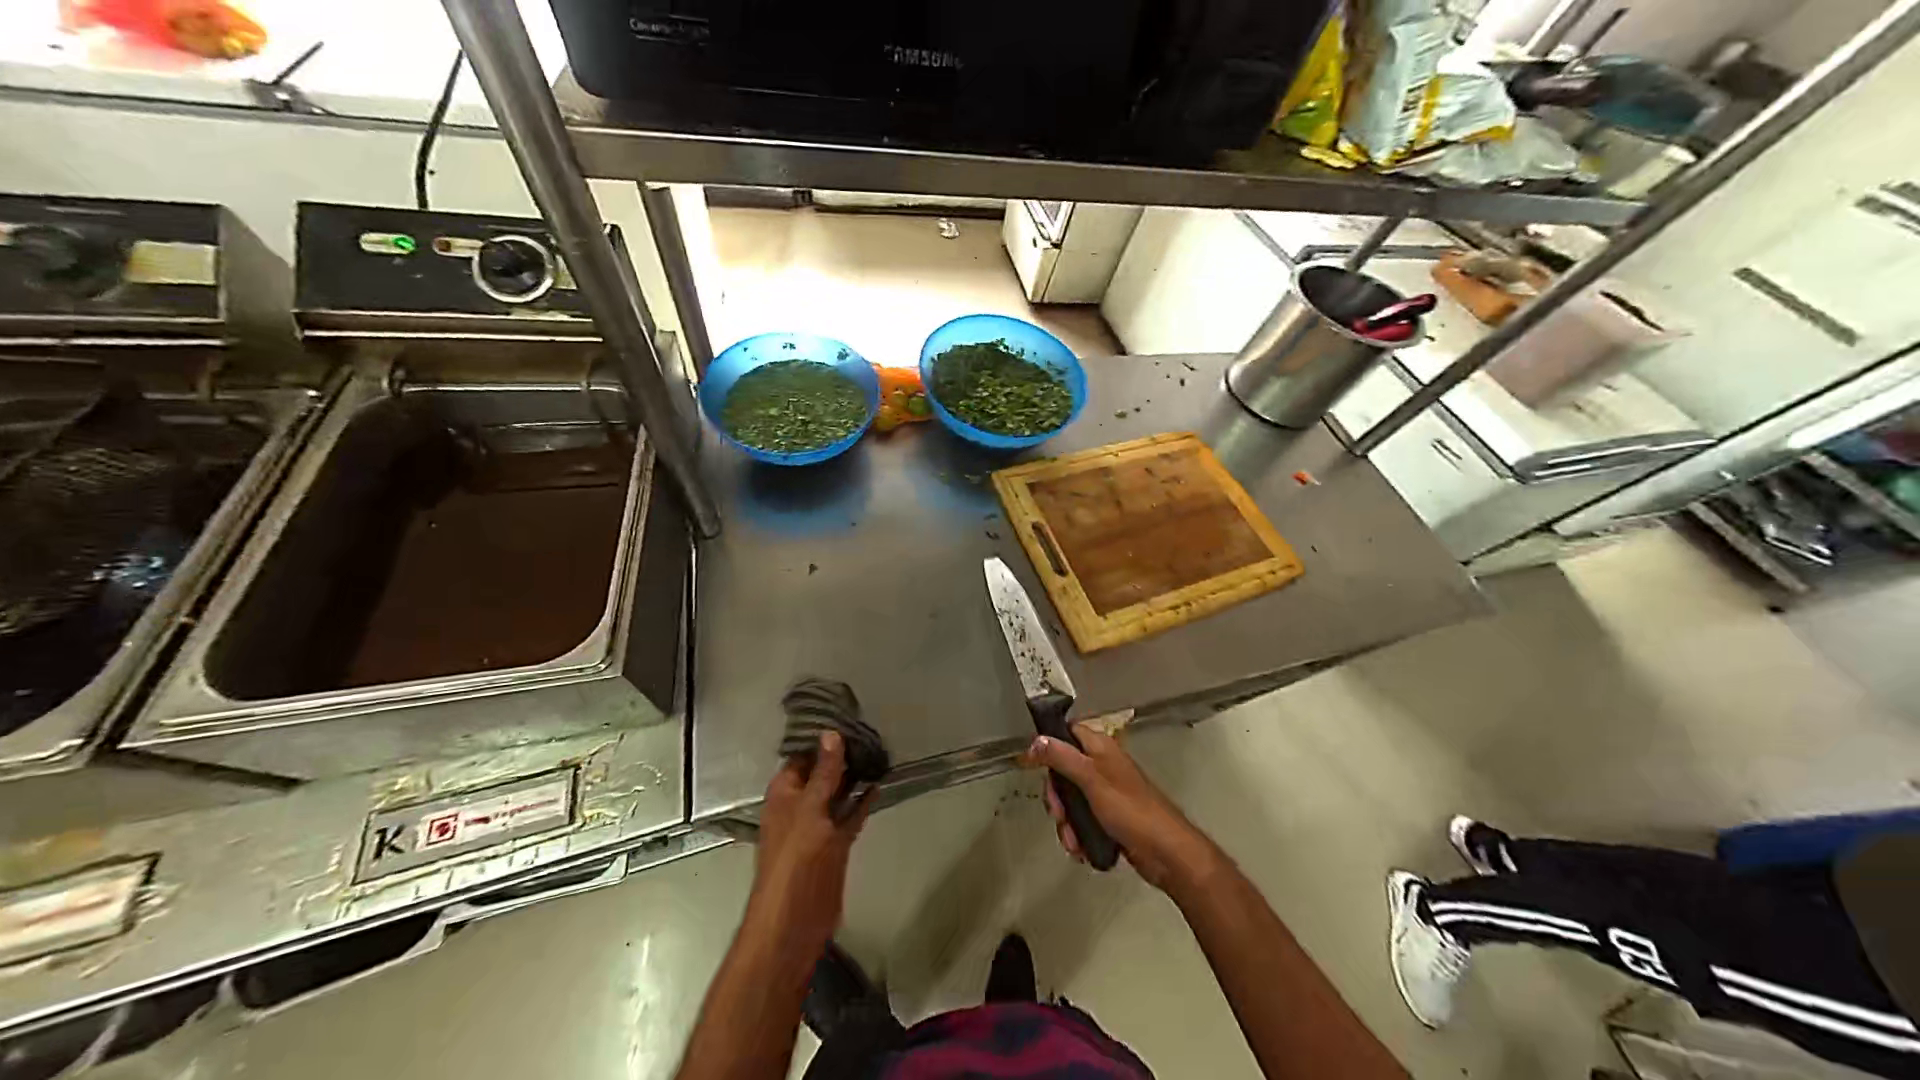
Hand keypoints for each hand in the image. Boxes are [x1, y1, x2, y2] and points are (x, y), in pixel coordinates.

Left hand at [749, 732, 871, 951]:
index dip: (822, 740)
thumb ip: (824, 773)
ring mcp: (819, 825)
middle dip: (842, 756)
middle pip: (822, 773)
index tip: (848, 719)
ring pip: (838, 793)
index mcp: (784, 793)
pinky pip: (851, 815)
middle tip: (871, 731)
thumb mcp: (810, 808)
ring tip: (879, 752)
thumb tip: (831, 734)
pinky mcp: (836, 843)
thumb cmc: (796, 858)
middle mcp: (800, 805)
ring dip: (855, 777)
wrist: (795, 918)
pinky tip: (879, 785)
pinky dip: (863, 801)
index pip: (803, 757)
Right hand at [1027, 724, 1219, 891]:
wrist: (1165, 853)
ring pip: (1072, 800)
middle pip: (1064, 771)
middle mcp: (1103, 766)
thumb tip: (1035, 740)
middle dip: (1057, 797)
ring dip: (1066, 821)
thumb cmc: (1130, 810)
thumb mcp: (1091, 780)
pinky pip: (1083, 820)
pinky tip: (1080, 848)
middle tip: (1059, 814)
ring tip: (1072, 841)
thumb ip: (1062, 758)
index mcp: (1101, 748)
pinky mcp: (1110, 818)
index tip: (1036, 765)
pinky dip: (1078, 833)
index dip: (1050, 746)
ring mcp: (1107, 793)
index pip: (1068, 733)